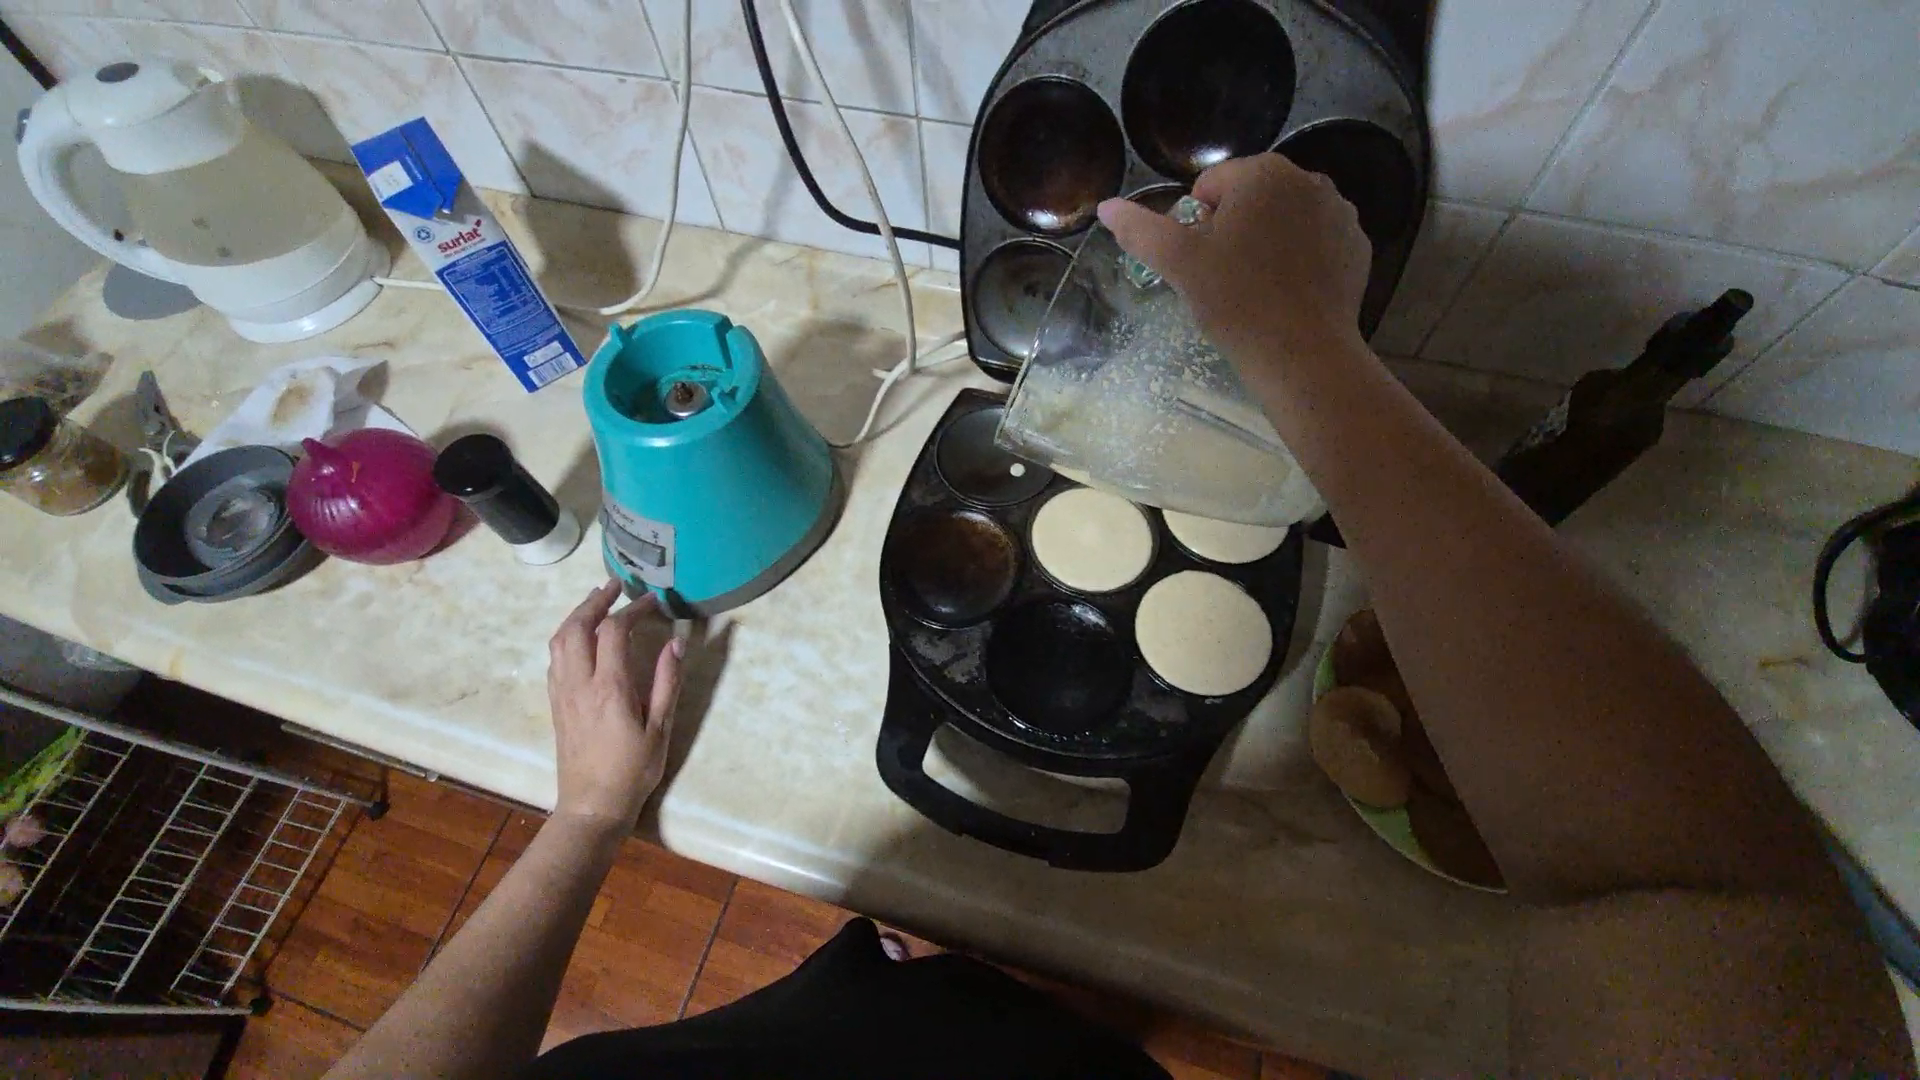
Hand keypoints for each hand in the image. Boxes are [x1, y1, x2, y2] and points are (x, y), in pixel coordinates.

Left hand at [546, 580, 682, 830]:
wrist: (591, 806)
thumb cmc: (633, 769)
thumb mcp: (661, 728)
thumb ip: (667, 682)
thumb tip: (675, 642)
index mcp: (609, 688)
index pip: (614, 632)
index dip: (632, 609)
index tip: (653, 601)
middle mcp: (579, 684)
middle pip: (577, 627)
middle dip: (595, 600)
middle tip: (616, 585)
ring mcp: (562, 693)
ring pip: (559, 640)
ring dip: (576, 615)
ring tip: (596, 601)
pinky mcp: (556, 703)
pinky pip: (555, 658)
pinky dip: (567, 636)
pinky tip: (582, 637)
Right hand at [1096, 153, 1371, 380]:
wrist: (1300, 352)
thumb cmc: (1234, 302)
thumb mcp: (1177, 264)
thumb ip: (1139, 230)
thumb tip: (1106, 206)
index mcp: (1262, 174)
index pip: (1209, 186)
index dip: (1194, 225)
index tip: (1199, 263)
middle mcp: (1308, 179)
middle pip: (1249, 200)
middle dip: (1231, 231)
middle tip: (1222, 280)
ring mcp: (1339, 212)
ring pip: (1282, 221)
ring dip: (1264, 245)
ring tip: (1254, 290)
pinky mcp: (1357, 246)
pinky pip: (1314, 244)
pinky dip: (1297, 261)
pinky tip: (1286, 295)